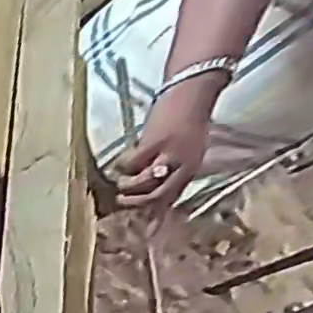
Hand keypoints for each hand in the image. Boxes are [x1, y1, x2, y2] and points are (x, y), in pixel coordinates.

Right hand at [113, 79, 217, 208]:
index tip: (138, 221)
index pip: (170, 198)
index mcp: (191, 167)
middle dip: (135, 201)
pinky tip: (124, 161)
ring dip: (126, 183)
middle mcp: (184, 163)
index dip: (153, 213)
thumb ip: (171, 175)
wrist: (192, 91)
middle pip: (156, 195)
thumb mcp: (184, 152)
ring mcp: (170, 154)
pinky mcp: (154, 143)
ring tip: (121, 178)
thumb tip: (153, 202)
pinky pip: (131, 165)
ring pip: (140, 183)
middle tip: (120, 200)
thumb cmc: (187, 122)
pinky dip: (123, 165)